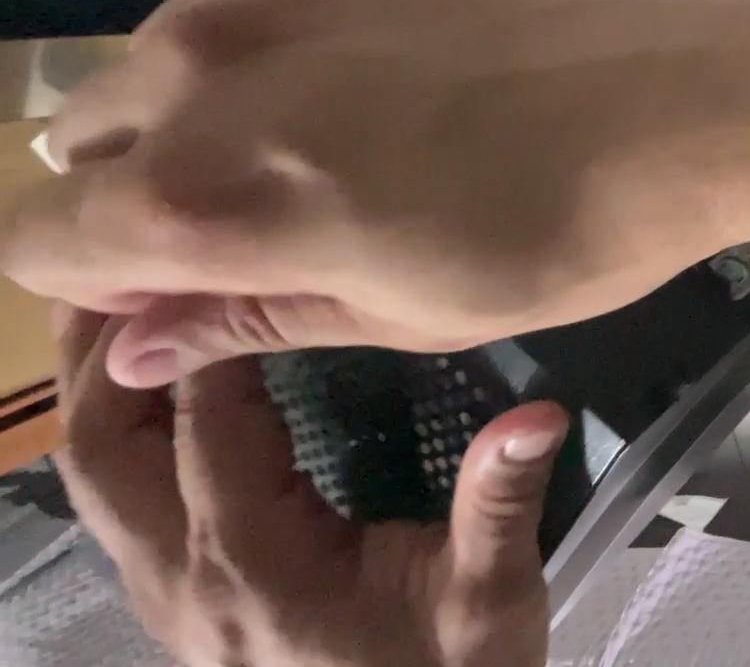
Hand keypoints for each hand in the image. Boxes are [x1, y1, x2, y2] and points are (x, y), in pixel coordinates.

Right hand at [3, 0, 749, 387]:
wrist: (700, 93)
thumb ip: (267, 317)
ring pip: (190, 55)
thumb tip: (143, 334)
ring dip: (242, 102)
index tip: (219, 281)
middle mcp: (207, 66)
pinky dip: (319, 39)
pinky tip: (429, 60)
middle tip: (315, 207)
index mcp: (203, 194)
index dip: (124, 276)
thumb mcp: (430, 310)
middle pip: (108, 138)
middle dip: (174, 185)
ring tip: (382, 128)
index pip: (48, 245)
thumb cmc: (583, 227)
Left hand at [52, 302, 568, 666]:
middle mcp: (189, 576)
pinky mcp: (189, 599)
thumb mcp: (491, 587)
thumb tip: (538, 410)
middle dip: (102, 360)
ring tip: (124, 310)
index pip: (210, 433)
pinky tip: (166, 396)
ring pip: (98, 481)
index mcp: (260, 561)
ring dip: (103, 393)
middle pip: (103, 456)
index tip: (217, 262)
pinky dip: (127, 433)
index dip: (205, 346)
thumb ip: (501, 499)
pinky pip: (127, 502)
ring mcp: (176, 595)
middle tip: (123, 267)